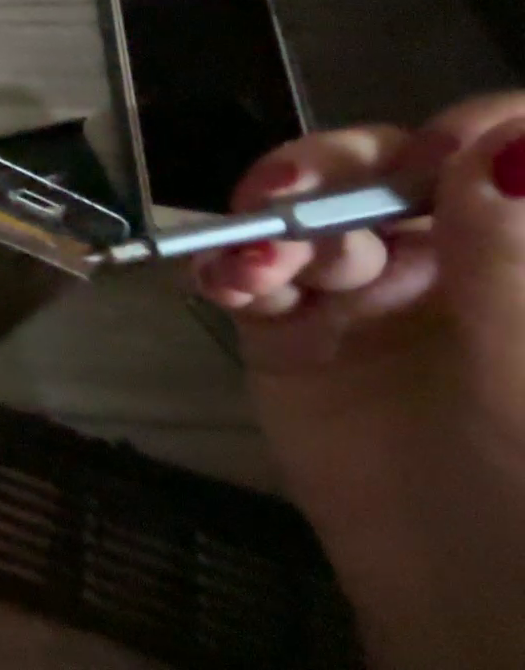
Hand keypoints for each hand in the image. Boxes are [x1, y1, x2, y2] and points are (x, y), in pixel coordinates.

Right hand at [192, 92, 524, 669]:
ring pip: (302, 218)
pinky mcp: (289, 326)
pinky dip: (228, 270)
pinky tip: (228, 286)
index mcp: (524, 249)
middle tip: (288, 194)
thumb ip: (509, 259)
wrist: (464, 589)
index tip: (429, 158)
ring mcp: (361, 289)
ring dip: (267, 228)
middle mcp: (447, 253)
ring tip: (254, 272)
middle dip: (329, 173)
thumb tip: (501, 139)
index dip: (466, 134)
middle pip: (382, 171)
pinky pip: (248, 275)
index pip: (498, 150)